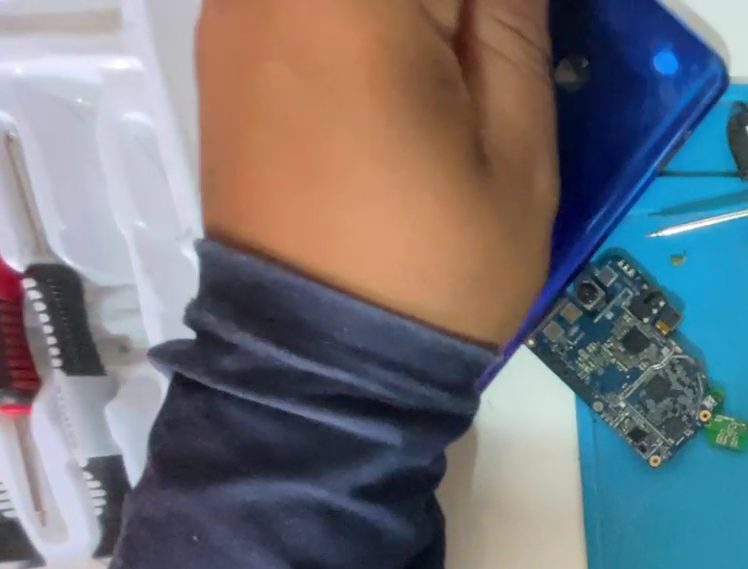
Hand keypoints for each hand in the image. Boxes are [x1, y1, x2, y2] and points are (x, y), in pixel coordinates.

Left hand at [198, 0, 558, 347]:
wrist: (332, 355)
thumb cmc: (446, 266)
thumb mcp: (519, 165)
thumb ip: (516, 42)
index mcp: (355, 8)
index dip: (501, 12)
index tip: (522, 54)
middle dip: (461, 16)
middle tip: (496, 67)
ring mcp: (234, 15)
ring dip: (423, 26)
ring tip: (457, 86)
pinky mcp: (225, 53)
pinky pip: (305, 9)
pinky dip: (366, 31)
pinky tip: (401, 89)